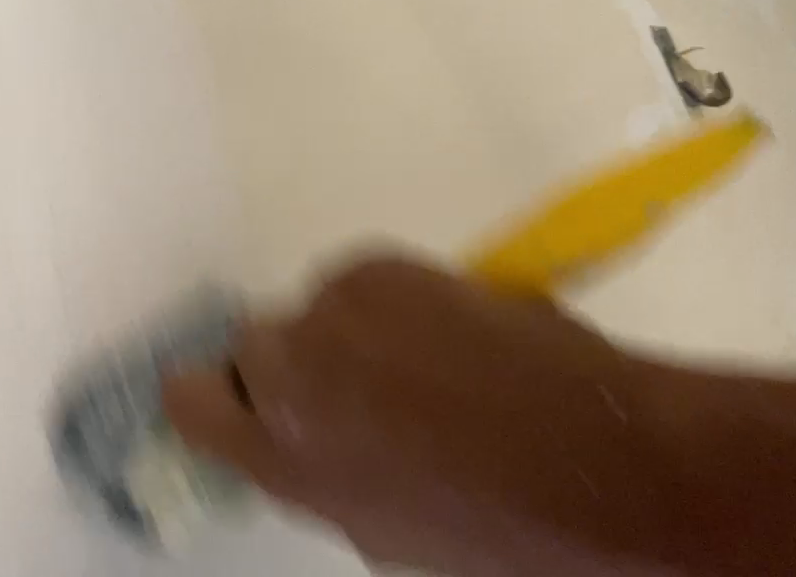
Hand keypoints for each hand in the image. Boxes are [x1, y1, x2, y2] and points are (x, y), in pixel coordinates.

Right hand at [163, 258, 669, 575]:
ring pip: (315, 310)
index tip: (247, 404)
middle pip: (251, 345)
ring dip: (350, 333)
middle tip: (362, 390)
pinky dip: (392, 305)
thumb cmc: (498, 530)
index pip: (188, 398)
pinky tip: (455, 336)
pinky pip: (363, 286)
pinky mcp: (377, 265)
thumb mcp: (384, 529)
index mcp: (285, 453)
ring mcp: (331, 307)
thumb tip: (309, 434)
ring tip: (429, 366)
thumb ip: (320, 471)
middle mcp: (289, 368)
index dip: (213, 399)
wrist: (607, 463)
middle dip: (296, 365)